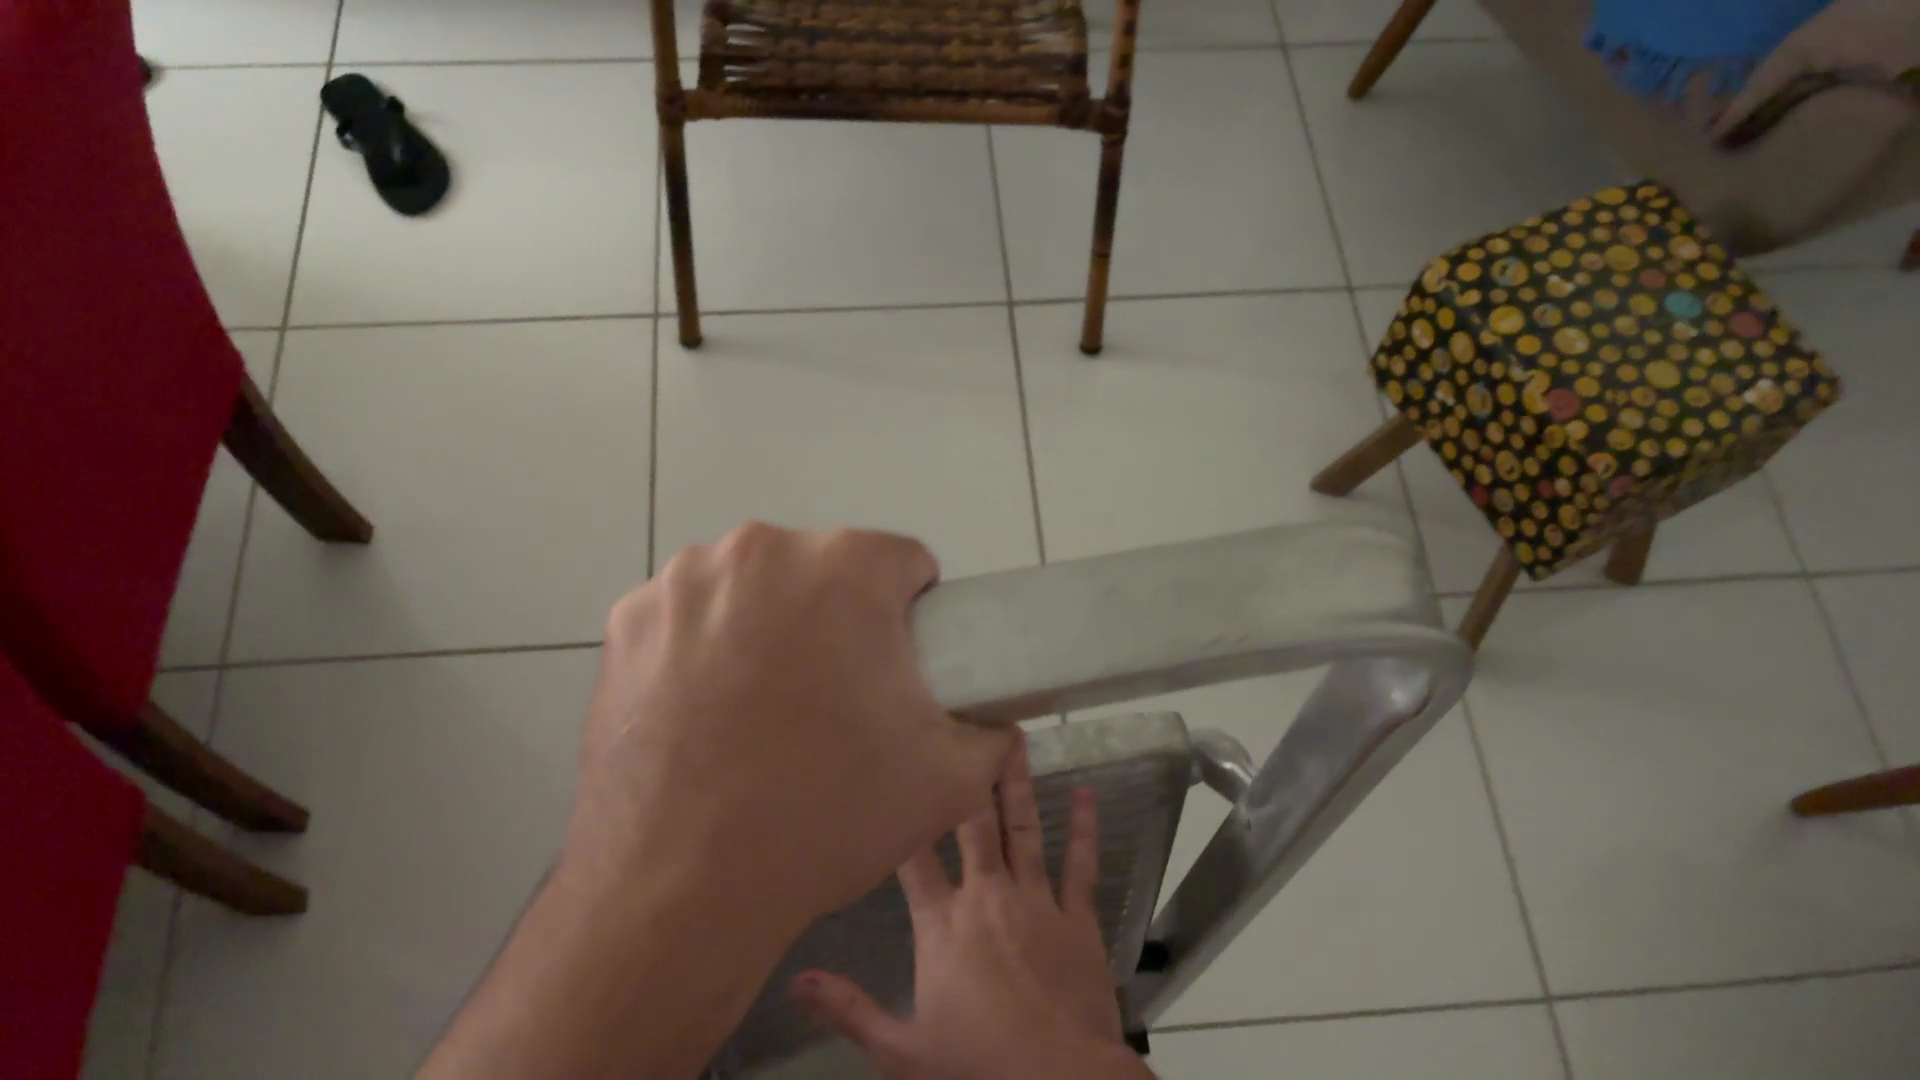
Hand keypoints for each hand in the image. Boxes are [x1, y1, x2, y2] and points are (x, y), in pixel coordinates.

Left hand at [567, 522, 1014, 927]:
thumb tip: (994, 723)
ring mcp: (682, 582)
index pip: (904, 563)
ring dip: (770, 627)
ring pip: (754, 589)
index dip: (915, 614)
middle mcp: (758, 550)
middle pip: (823, 570)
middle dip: (838, 618)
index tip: (900, 667)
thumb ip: (991, 735)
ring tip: (763, 711)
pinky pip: (691, 618)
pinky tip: (705, 714)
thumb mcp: (947, 781)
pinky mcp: (627, 621)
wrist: (679, 888)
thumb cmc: (826, 817)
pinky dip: (705, 648)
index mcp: (843, 568)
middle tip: (836, 698)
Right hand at [791, 736, 1151, 1079]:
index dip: (903, 816)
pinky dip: (1083, 828)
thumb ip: (849, 1010)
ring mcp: (1035, 901)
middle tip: (966, 726)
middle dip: (966, 775)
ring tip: (1014, 739)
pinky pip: (1080, 864)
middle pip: (971, 824)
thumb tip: (796, 980)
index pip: (913, 858)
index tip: (895, 772)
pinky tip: (1085, 794)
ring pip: (1022, 829)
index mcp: (942, 924)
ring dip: (1016, 784)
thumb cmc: (979, 1064)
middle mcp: (986, 896)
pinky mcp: (1076, 917)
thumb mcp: (902, 1048)